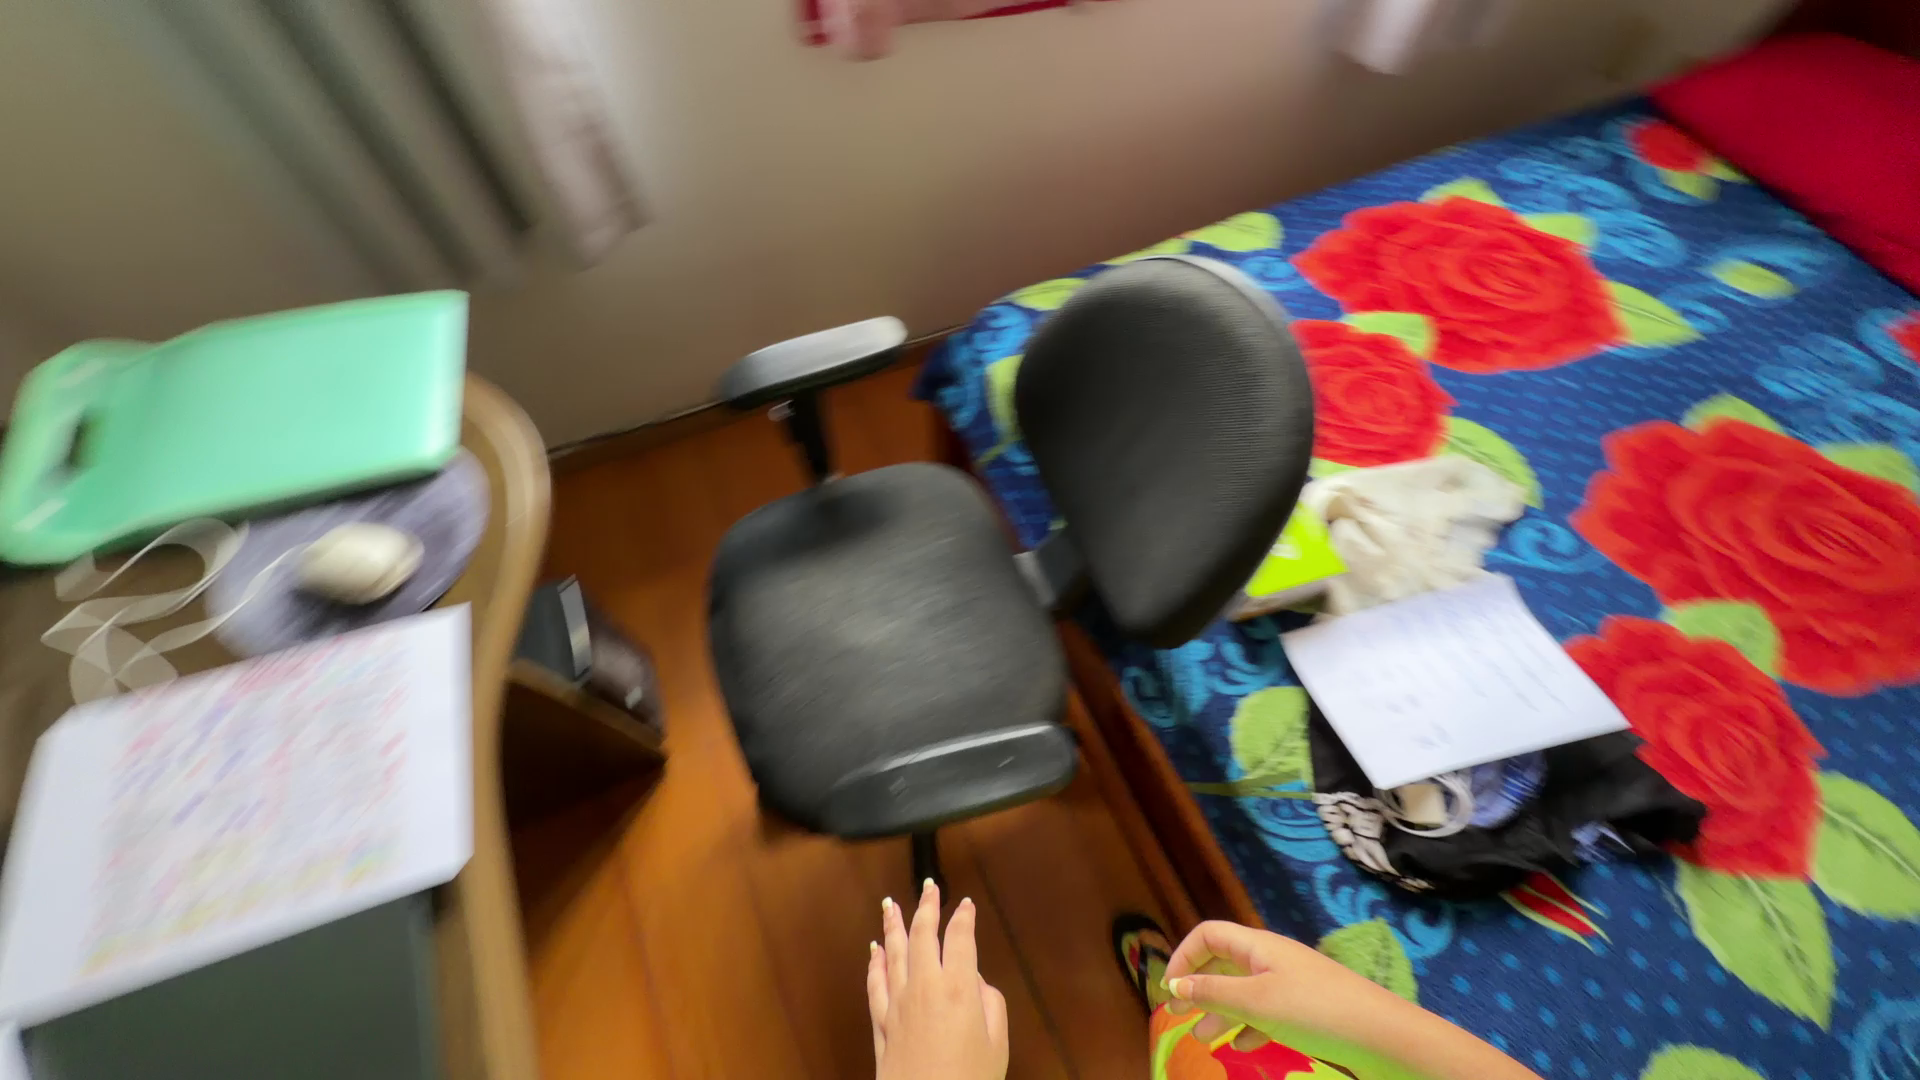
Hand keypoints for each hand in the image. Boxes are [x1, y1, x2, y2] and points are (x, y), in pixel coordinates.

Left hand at [866, 880, 1008, 1079]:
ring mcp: (898, 1004)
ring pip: (894, 953)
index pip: (960, 938)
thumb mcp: (997, 1045)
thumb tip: (975, 981)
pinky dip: (875, 964)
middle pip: (923, 935)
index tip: (966, 904)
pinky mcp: (881, 1024)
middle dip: (927, 908)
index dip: (964, 918)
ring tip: (891, 904)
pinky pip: (875, 985)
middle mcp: (925, 985)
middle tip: (929, 887)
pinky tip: (874, 950)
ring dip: (893, 925)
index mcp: (958, 987)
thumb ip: (991, 1005)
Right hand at [1163, 920, 1360, 1046]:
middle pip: (1224, 963)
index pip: (1208, 935)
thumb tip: (1175, 985)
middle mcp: (1271, 958)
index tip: (1169, 989)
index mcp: (1257, 945)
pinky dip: (1248, 1025)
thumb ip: (1213, 994)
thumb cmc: (1315, 1011)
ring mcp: (1292, 984)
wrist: (1385, 1037)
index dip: (1184, 956)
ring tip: (1201, 1037)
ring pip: (1244, 991)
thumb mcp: (1257, 1003)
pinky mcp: (1309, 1011)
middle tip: (1177, 1014)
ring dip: (1220, 1011)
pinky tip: (1239, 1046)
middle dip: (1198, 986)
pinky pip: (1266, 1011)